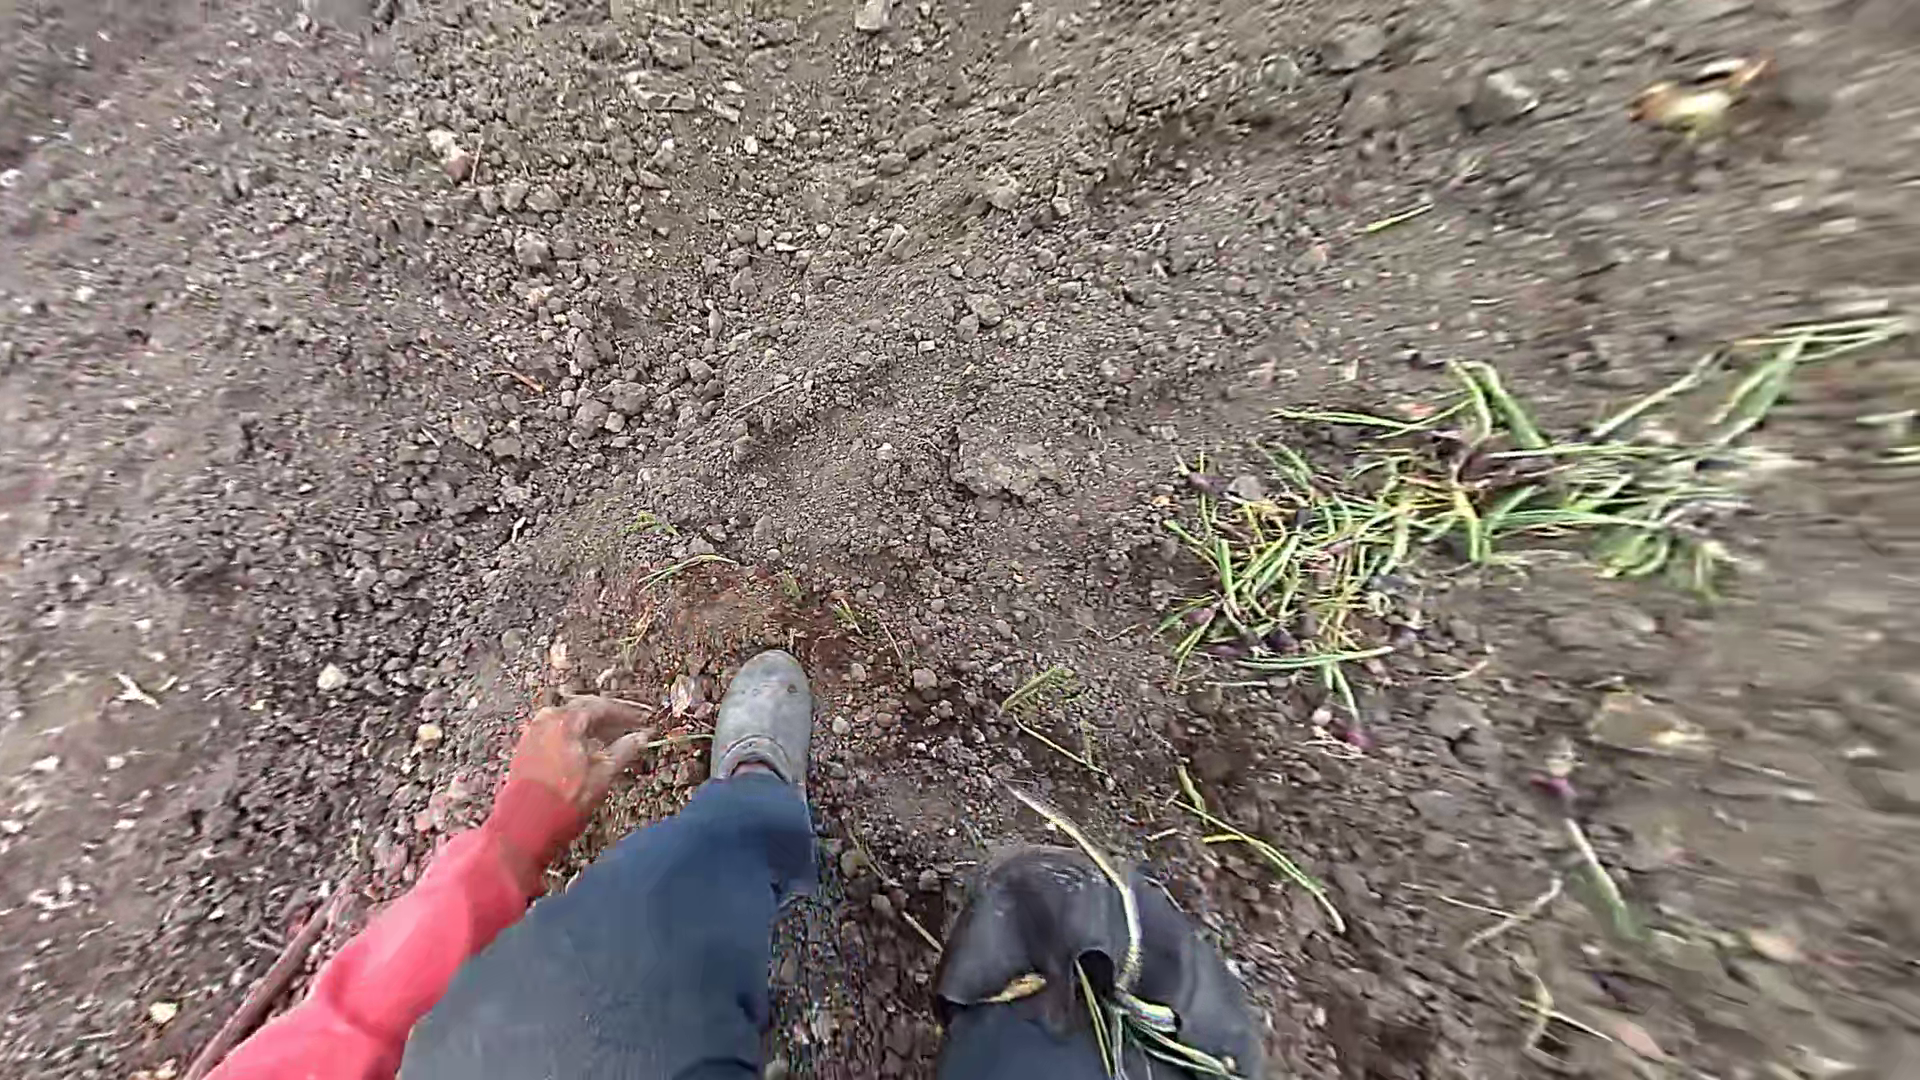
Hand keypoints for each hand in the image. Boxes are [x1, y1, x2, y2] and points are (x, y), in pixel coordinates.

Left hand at [505, 696, 654, 816]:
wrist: (524, 829)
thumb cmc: (564, 801)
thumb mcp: (604, 773)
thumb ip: (625, 750)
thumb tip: (640, 738)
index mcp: (565, 722)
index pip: (602, 707)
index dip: (626, 714)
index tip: (641, 720)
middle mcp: (546, 724)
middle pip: (584, 711)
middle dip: (608, 719)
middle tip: (629, 727)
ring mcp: (532, 737)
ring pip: (569, 723)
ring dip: (591, 729)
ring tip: (610, 741)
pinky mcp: (525, 752)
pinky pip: (555, 735)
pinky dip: (574, 738)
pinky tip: (587, 752)